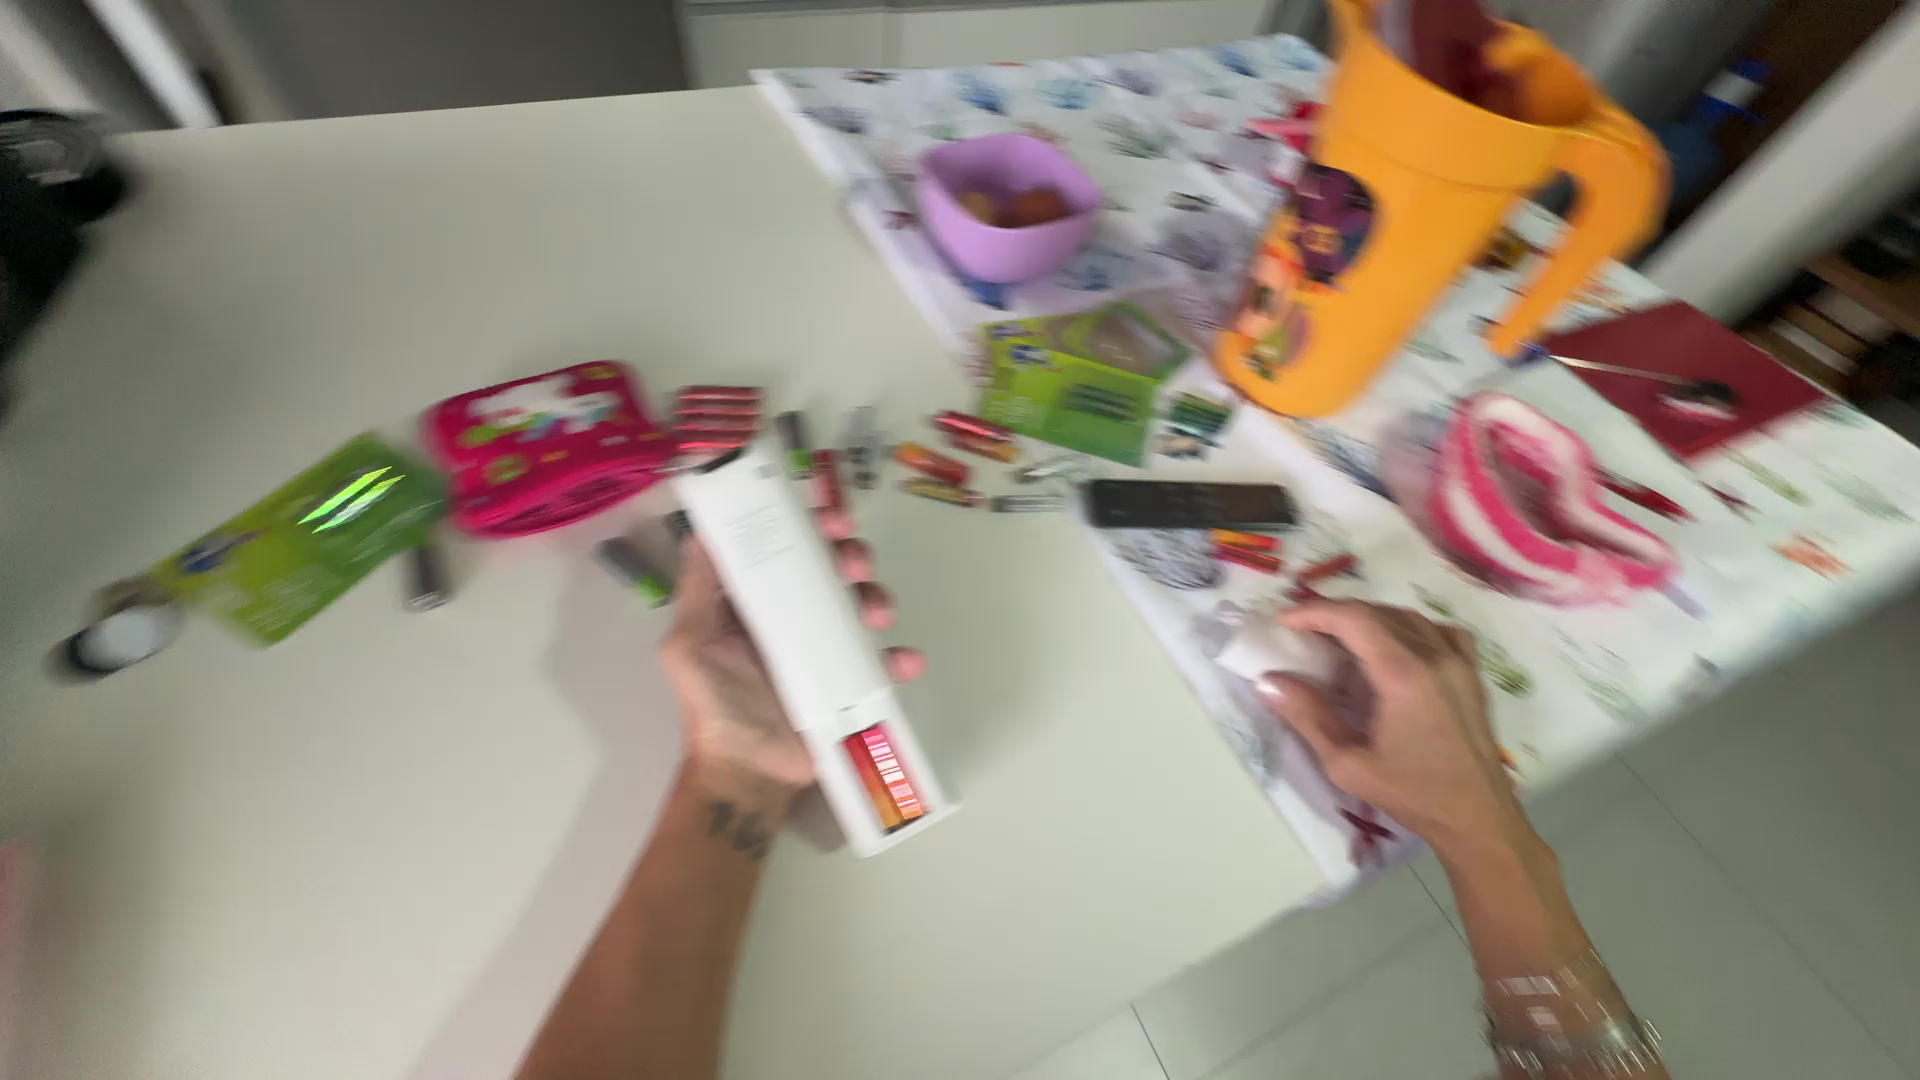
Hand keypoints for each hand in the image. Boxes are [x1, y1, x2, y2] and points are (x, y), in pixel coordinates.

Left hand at [659, 508, 925, 802]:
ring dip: (877, 597)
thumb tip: (704, 530)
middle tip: (855, 563)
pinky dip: (899, 655)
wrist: (749, 775)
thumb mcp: (689, 646)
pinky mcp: (851, 677)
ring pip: (861, 602)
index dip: (810, 525)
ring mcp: (826, 645)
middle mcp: (793, 613)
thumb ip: (696, 591)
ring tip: (878, 615)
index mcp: (756, 600)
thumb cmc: (714, 708)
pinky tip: (903, 661)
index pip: (786, 546)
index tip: (830, 520)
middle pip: (830, 567)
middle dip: (850, 555)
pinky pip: (883, 658)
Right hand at [1256, 600, 1529, 858]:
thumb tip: (1268, 682)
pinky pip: (1439, 630)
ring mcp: (1459, 664)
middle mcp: (1435, 658)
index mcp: (1405, 676)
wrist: (1479, 821)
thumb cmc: (1413, 795)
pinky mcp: (1471, 675)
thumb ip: (1307, 717)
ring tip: (1337, 635)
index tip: (1284, 621)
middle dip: (1334, 613)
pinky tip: (1393, 645)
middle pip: (1377, 613)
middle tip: (1301, 629)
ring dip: (1367, 617)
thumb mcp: (1347, 764)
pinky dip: (1408, 626)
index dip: (1315, 613)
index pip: (1355, 620)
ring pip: (1406, 617)